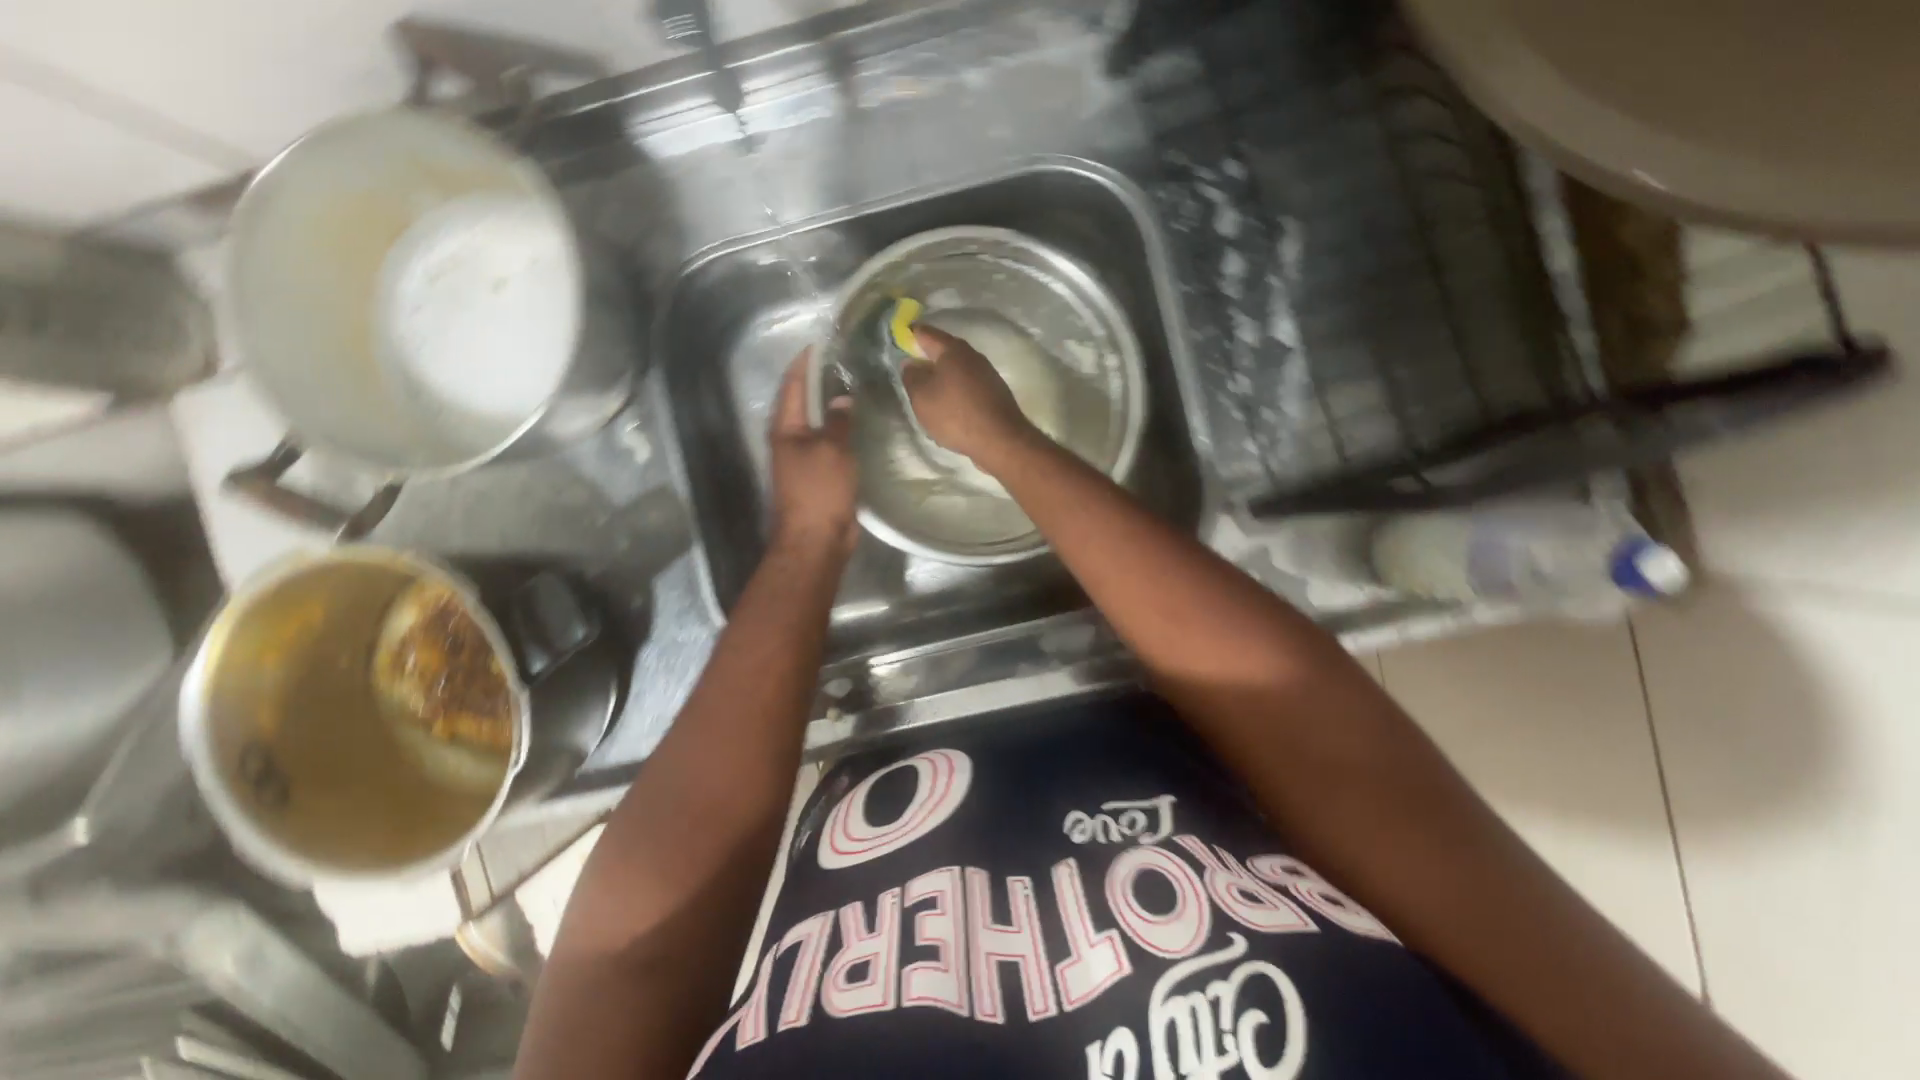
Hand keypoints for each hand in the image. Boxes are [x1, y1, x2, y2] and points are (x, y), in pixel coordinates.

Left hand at [768, 349, 856, 555]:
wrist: (817, 540)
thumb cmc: (819, 491)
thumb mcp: (832, 450)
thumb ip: (838, 421)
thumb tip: (842, 399)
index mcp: (785, 428)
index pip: (793, 384)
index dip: (805, 362)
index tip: (822, 342)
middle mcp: (790, 439)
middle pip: (803, 402)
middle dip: (821, 381)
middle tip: (847, 361)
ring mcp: (804, 458)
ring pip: (819, 423)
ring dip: (833, 406)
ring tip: (857, 386)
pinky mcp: (820, 475)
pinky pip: (831, 444)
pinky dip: (842, 430)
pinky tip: (860, 423)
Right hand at [900, 326, 1035, 466]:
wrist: (1000, 440)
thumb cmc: (955, 414)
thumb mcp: (922, 397)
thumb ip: (912, 377)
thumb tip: (910, 363)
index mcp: (952, 350)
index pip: (925, 333)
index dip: (909, 335)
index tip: (897, 342)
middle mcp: (972, 355)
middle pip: (944, 350)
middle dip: (926, 357)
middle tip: (911, 370)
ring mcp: (987, 373)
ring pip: (957, 369)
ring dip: (943, 376)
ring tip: (929, 391)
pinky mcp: (995, 392)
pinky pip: (968, 385)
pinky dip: (956, 390)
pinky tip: (950, 406)